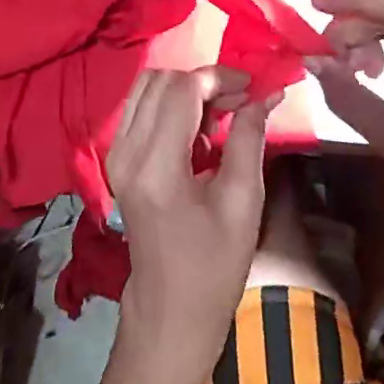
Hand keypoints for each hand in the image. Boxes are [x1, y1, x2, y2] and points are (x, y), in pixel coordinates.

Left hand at [108, 67, 272, 347]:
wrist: (170, 306)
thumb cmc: (214, 264)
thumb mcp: (243, 202)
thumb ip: (250, 139)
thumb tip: (267, 93)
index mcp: (156, 165)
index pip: (181, 89)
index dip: (219, 77)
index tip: (253, 86)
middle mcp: (126, 151)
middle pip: (160, 80)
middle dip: (203, 81)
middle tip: (240, 102)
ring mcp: (116, 153)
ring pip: (147, 87)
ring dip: (186, 89)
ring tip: (222, 114)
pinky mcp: (117, 157)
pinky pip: (141, 107)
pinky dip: (171, 104)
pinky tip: (199, 130)